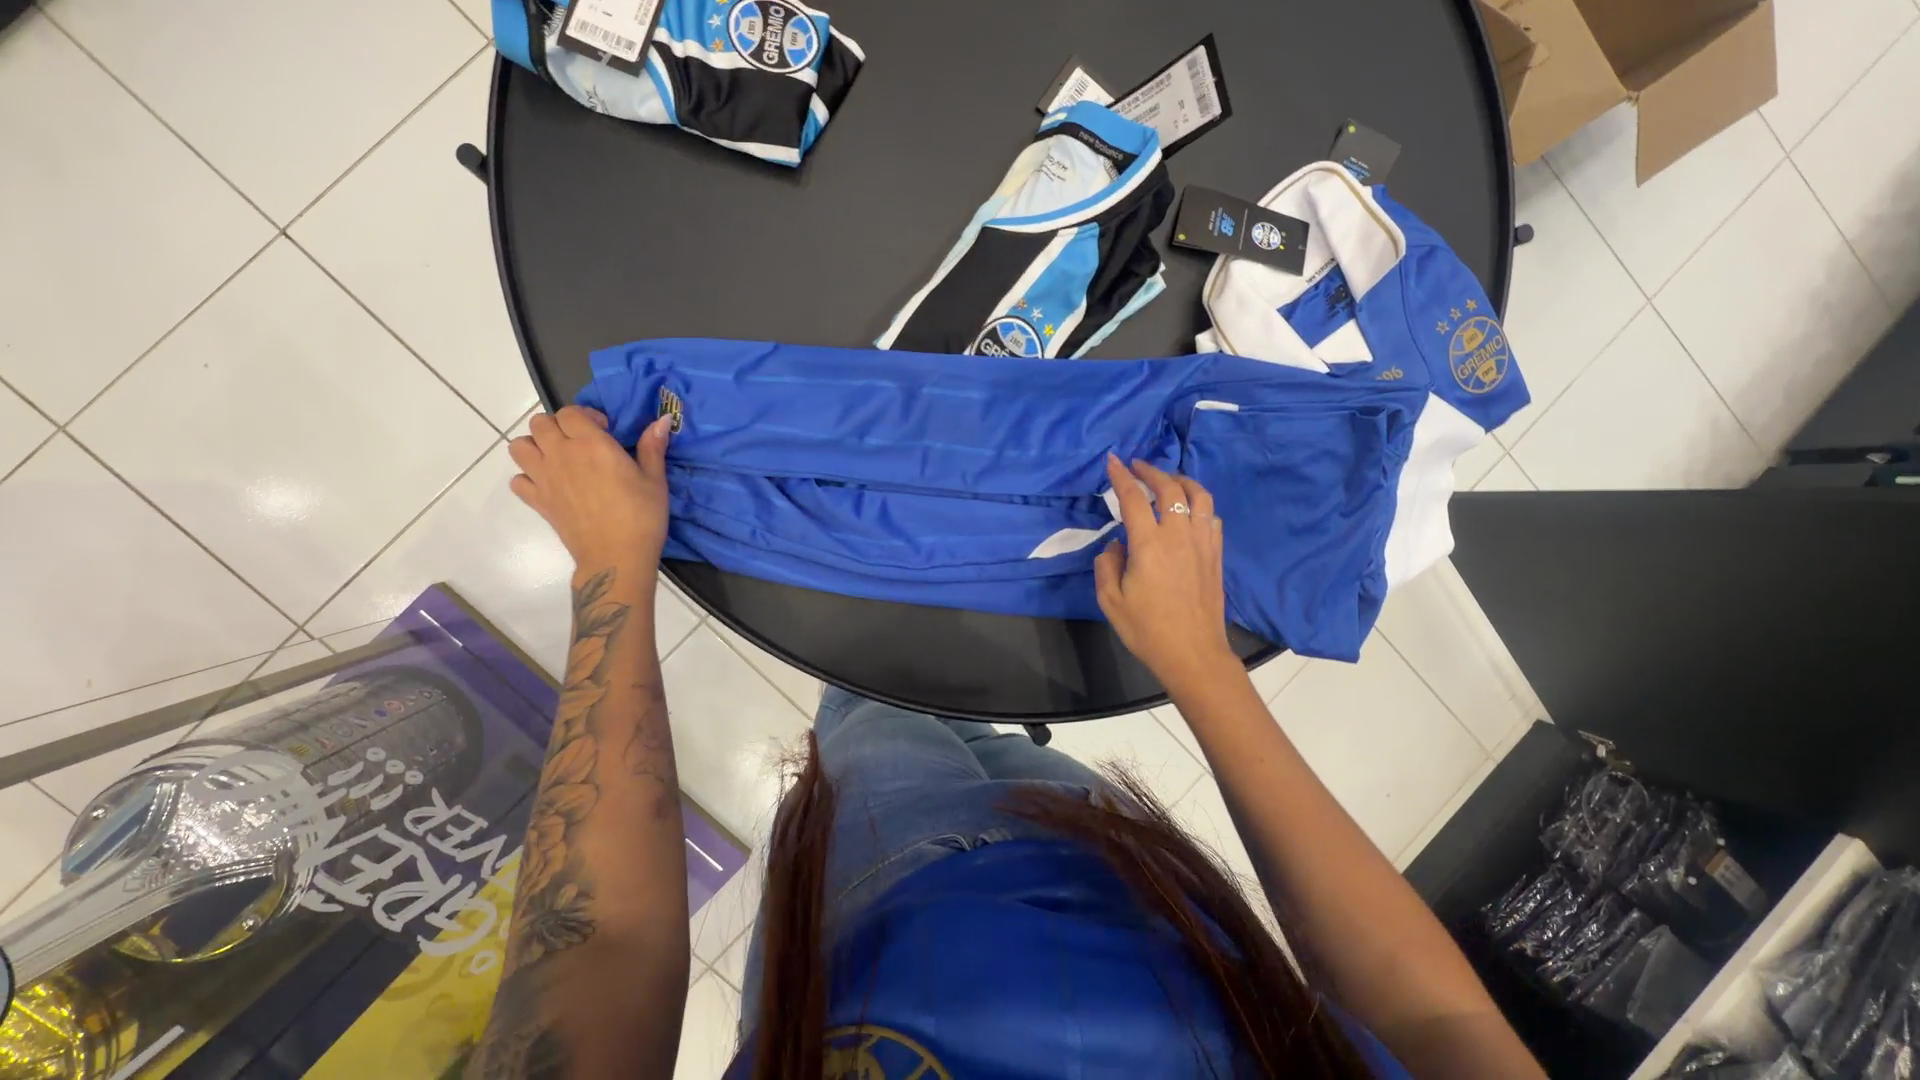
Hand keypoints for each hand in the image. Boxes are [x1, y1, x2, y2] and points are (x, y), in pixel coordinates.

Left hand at [509, 406, 672, 577]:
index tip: (604, 430)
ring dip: (535, 447)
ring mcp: (544, 478)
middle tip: (579, 442)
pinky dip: (528, 479)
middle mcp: (561, 454)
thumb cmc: (642, 516)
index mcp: (590, 444)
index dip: (586, 416)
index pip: (570, 412)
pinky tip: (549, 486)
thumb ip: (652, 447)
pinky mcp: (537, 501)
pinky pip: (517, 480)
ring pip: (519, 446)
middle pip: (540, 423)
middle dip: (558, 426)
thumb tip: (662, 419)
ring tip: (558, 459)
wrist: (616, 556)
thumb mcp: (654, 479)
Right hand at [1094, 454, 1238, 693]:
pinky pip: (1211, 517)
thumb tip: (1116, 545)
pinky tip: (1189, 510)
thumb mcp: (1111, 601)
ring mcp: (1202, 543)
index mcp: (1149, 544)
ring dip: (1181, 481)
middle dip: (1151, 471)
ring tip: (1168, 480)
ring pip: (1199, 496)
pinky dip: (1199, 504)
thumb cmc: (1147, 630)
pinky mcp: (1215, 555)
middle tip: (1137, 466)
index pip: (1133, 498)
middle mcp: (1178, 535)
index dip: (1121, 476)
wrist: (1192, 653)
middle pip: (1169, 488)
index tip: (1112, 462)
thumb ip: (1107, 565)